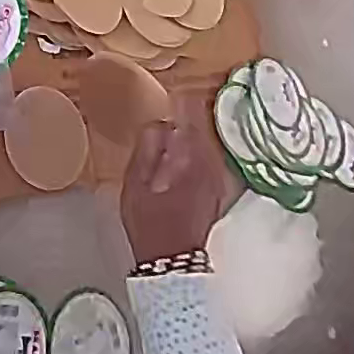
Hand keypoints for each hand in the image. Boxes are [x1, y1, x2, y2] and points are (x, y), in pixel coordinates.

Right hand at [121, 96, 232, 264]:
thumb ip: (147, 150)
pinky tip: (181, 149)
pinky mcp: (218, 187)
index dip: (183, 100)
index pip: (191, 118)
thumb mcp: (135, 186)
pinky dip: (196, 147)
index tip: (173, 90)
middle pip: (202, 127)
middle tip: (173, 99)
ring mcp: (217, 177)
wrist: (172, 263)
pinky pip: (208, 156)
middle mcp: (210, 165)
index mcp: (190, 160)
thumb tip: (158, 123)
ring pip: (206, 142)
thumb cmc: (149, 225)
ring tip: (175, 120)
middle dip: (189, 112)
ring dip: (193, 129)